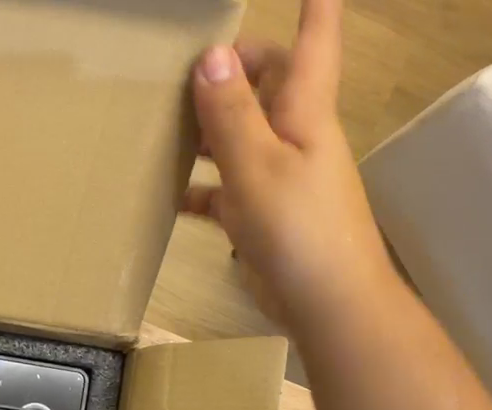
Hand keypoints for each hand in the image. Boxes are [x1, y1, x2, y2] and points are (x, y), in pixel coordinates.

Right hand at [182, 0, 398, 327]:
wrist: (325, 298)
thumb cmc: (297, 227)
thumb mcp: (257, 166)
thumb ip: (231, 115)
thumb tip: (210, 56)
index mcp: (304, 114)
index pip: (313, 44)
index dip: (313, 8)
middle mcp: (296, 137)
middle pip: (270, 86)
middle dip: (236, 69)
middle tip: (188, 70)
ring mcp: (280, 177)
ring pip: (243, 136)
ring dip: (210, 129)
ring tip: (166, 127)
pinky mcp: (264, 216)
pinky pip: (228, 189)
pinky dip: (202, 187)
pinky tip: (173, 195)